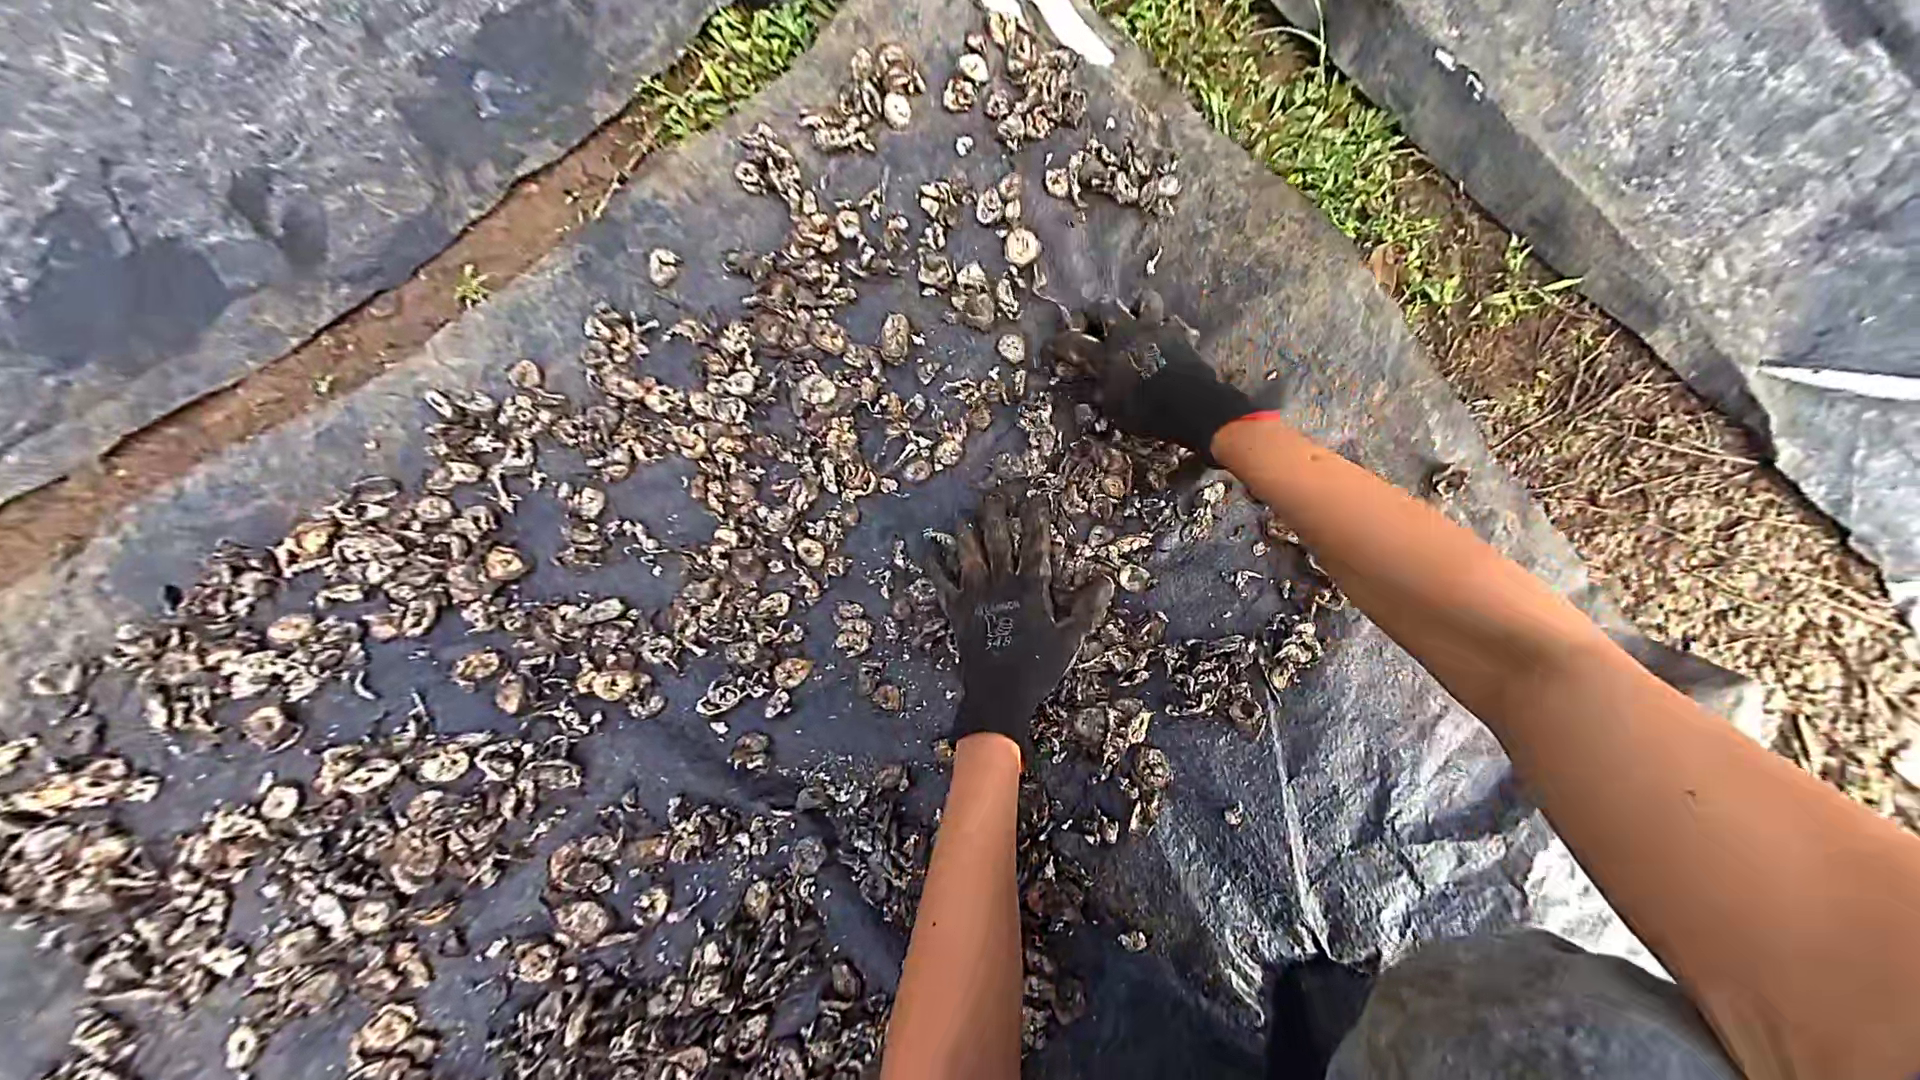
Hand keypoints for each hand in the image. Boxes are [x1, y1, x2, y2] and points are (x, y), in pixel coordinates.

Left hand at [927, 494, 1113, 765]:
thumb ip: (1086, 608)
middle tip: (996, 492)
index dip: (1036, 517)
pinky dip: (933, 563)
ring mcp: (975, 593)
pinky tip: (926, 546)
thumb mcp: (1069, 639)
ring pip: (969, 552)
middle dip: (998, 512)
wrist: (998, 693)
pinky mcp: (956, 608)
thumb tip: (1106, 579)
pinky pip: (940, 580)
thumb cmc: (1037, 667)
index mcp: (1030, 587)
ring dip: (968, 531)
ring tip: (966, 515)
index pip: (1035, 543)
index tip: (1035, 496)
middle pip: (998, 538)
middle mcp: (1001, 582)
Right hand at [1043, 290, 1255, 463]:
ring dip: (1137, 307)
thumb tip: (1087, 388)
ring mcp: (1156, 330)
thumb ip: (1099, 393)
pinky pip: (1172, 322)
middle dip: (1093, 313)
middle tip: (1089, 323)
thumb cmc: (1146, 412)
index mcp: (1105, 354)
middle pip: (1104, 309)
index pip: (1072, 343)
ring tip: (1134, 317)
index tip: (1051, 346)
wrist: (1192, 405)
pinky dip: (1167, 328)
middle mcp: (1127, 334)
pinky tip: (1165, 338)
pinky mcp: (1179, 334)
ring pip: (1144, 301)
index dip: (1059, 344)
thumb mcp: (1114, 409)